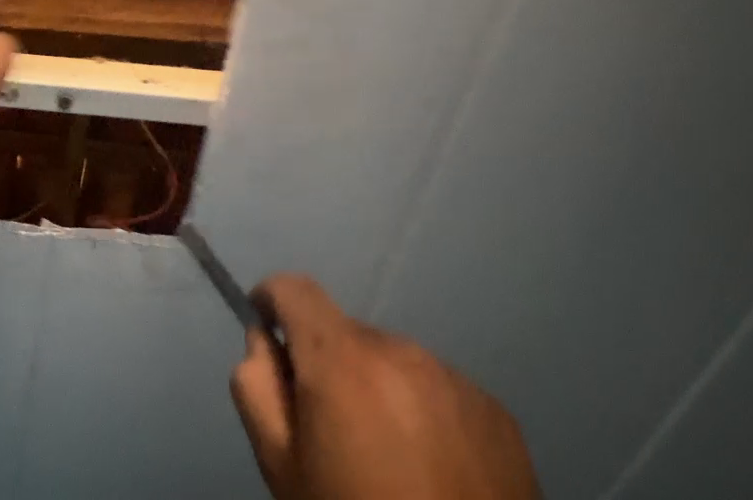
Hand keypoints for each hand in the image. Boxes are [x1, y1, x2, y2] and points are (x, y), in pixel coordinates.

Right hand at [232, 275, 541, 499]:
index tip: (266, 328)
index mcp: (342, 360)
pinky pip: (438, 389)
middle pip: (344, 332)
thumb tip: (265, 342)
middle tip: (329, 423)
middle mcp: (402, 352)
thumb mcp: (280, 462)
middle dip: (327, 361)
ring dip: (376, 385)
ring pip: (393, 360)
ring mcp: (456, 380)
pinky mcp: (497, 412)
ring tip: (385, 449)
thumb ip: (255, 387)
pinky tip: (428, 464)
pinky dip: (421, 410)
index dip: (270, 299)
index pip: (295, 288)